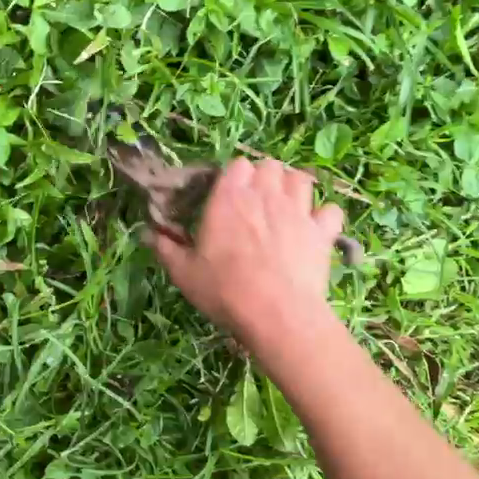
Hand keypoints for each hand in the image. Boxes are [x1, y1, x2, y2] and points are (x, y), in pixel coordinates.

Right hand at [149, 157, 345, 355]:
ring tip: (283, 206)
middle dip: (264, 177)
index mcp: (229, 199)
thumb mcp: (184, 273)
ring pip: (302, 180)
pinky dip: (322, 216)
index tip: (226, 194)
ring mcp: (299, 211)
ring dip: (292, 188)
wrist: (276, 314)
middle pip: (270, 166)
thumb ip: (166, 248)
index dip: (234, 176)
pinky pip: (329, 210)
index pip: (237, 165)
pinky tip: (312, 229)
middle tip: (254, 201)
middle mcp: (266, 196)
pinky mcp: (323, 232)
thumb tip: (148, 233)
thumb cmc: (224, 290)